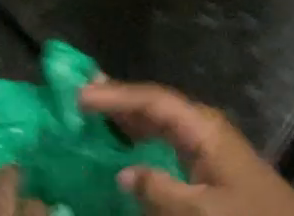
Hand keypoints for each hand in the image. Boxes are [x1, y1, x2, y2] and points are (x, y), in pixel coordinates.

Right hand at [79, 82, 293, 215]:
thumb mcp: (202, 211)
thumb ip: (160, 189)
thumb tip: (124, 172)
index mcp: (202, 127)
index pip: (153, 100)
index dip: (116, 95)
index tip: (81, 95)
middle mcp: (204, 127)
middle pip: (156, 103)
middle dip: (121, 97)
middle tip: (82, 91)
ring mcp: (209, 144)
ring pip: (162, 120)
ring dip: (130, 115)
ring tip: (98, 108)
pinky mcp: (212, 164)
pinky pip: (170, 139)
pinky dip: (146, 135)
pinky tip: (130, 143)